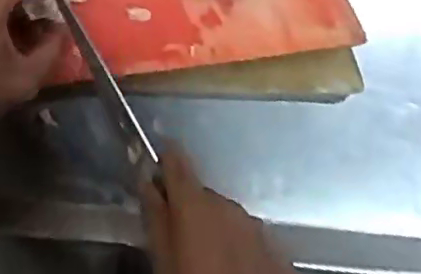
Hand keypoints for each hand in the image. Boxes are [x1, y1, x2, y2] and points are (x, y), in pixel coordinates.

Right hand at [141, 143, 291, 273]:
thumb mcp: (163, 255)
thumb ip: (154, 213)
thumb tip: (146, 180)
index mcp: (192, 200)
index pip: (174, 159)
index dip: (164, 157)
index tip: (156, 162)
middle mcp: (224, 202)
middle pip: (200, 192)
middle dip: (190, 207)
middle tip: (182, 235)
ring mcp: (253, 224)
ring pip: (225, 214)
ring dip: (215, 226)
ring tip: (210, 255)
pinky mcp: (274, 247)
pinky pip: (248, 235)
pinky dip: (238, 244)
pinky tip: (234, 265)